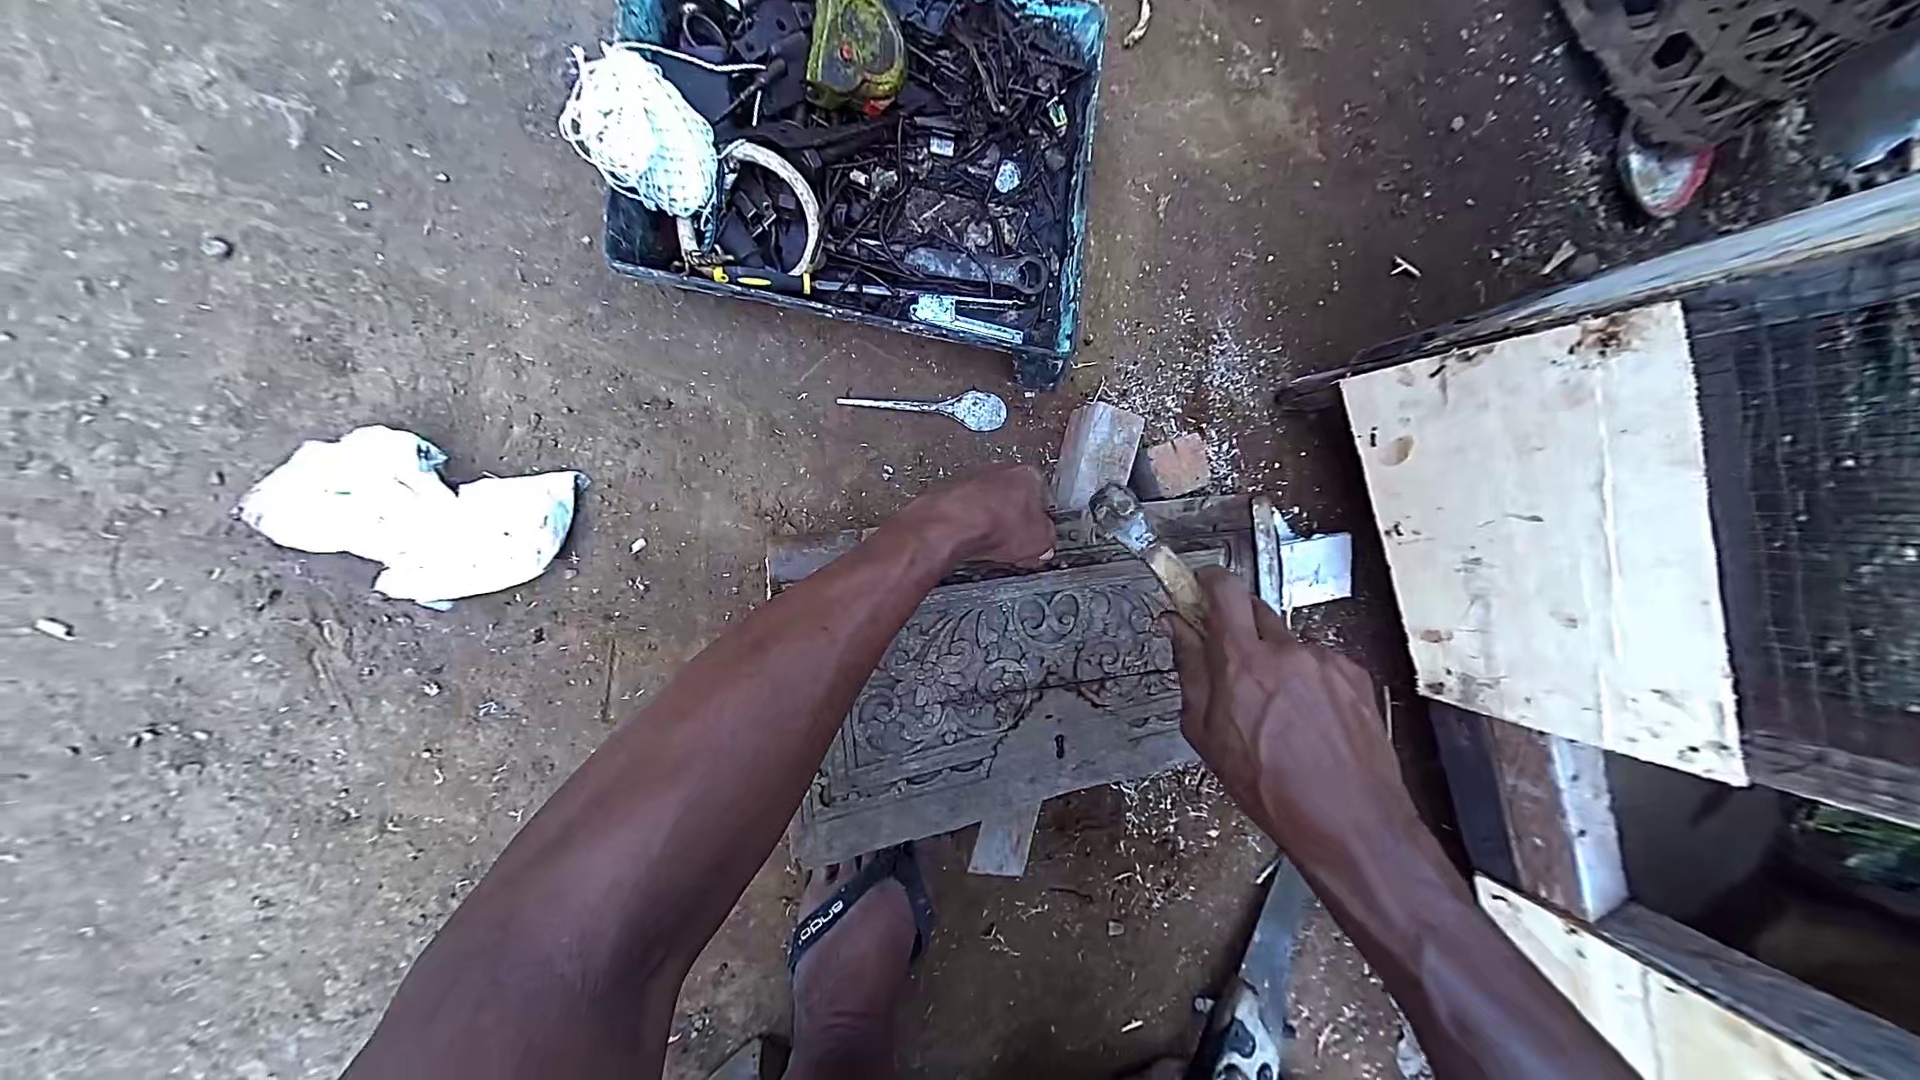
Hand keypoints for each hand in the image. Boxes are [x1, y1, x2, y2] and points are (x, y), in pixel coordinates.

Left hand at [890, 464, 1054, 566]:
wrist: (951, 525)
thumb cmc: (993, 523)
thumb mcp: (1039, 541)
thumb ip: (1046, 540)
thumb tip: (1045, 545)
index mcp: (1028, 476)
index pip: (1042, 497)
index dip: (1040, 522)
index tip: (1037, 538)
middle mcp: (999, 472)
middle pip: (1012, 500)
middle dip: (1013, 522)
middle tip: (1014, 545)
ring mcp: (971, 482)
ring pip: (986, 506)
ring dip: (989, 525)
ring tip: (989, 548)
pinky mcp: (948, 497)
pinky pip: (964, 515)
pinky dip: (967, 529)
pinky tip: (968, 544)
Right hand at [1165, 568, 1416, 854]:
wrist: (1350, 822)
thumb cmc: (1271, 787)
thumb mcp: (1205, 732)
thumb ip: (1189, 669)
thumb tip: (1176, 628)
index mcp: (1242, 662)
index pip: (1223, 590)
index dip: (1207, 581)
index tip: (1199, 587)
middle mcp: (1286, 651)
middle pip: (1253, 609)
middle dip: (1237, 626)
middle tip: (1231, 661)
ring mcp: (1325, 661)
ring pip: (1285, 640)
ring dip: (1273, 658)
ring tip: (1275, 708)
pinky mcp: (1354, 675)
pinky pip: (1318, 660)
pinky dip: (1306, 677)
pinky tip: (1306, 717)